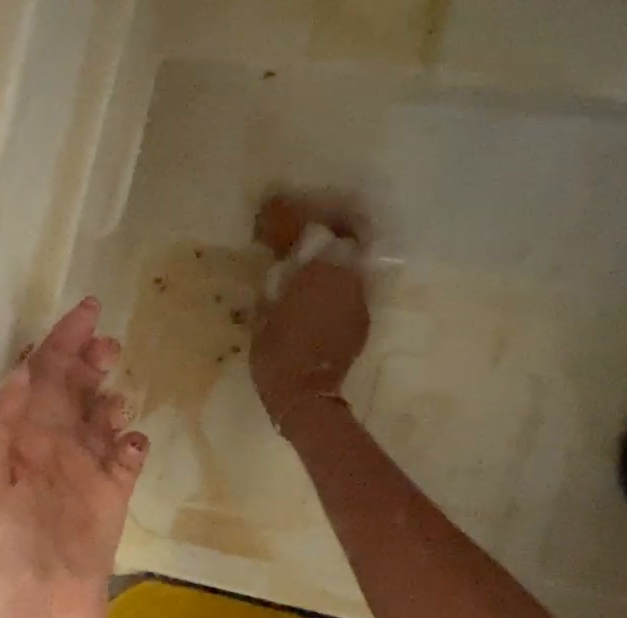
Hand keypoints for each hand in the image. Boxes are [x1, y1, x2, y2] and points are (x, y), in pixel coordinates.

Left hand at [0, 297, 148, 617]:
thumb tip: (20, 367)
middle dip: (88, 359)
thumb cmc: (0, 549)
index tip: (86, 310)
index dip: (57, 342)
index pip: (35, 377)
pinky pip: (126, 457)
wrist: (37, 610)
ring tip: (113, 394)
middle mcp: (46, 448)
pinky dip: (131, 442)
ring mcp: (82, 471)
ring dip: (108, 396)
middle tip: (107, 346)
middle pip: (70, 390)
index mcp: (11, 440)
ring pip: (101, 417)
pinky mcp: (112, 496)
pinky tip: (128, 442)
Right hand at [248, 199, 370, 428]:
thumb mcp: (263, 318)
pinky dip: (336, 292)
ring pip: (348, 269)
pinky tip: (320, 302)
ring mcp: (359, 300)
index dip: (302, 219)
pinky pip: (349, 294)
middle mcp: (347, 278)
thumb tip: (279, 273)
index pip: (316, 231)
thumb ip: (275, 290)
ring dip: (332, 267)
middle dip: (326, 239)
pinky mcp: (362, 321)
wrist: (305, 397)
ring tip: (313, 271)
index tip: (287, 212)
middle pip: (342, 244)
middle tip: (307, 240)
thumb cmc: (276, 356)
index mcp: (319, 272)